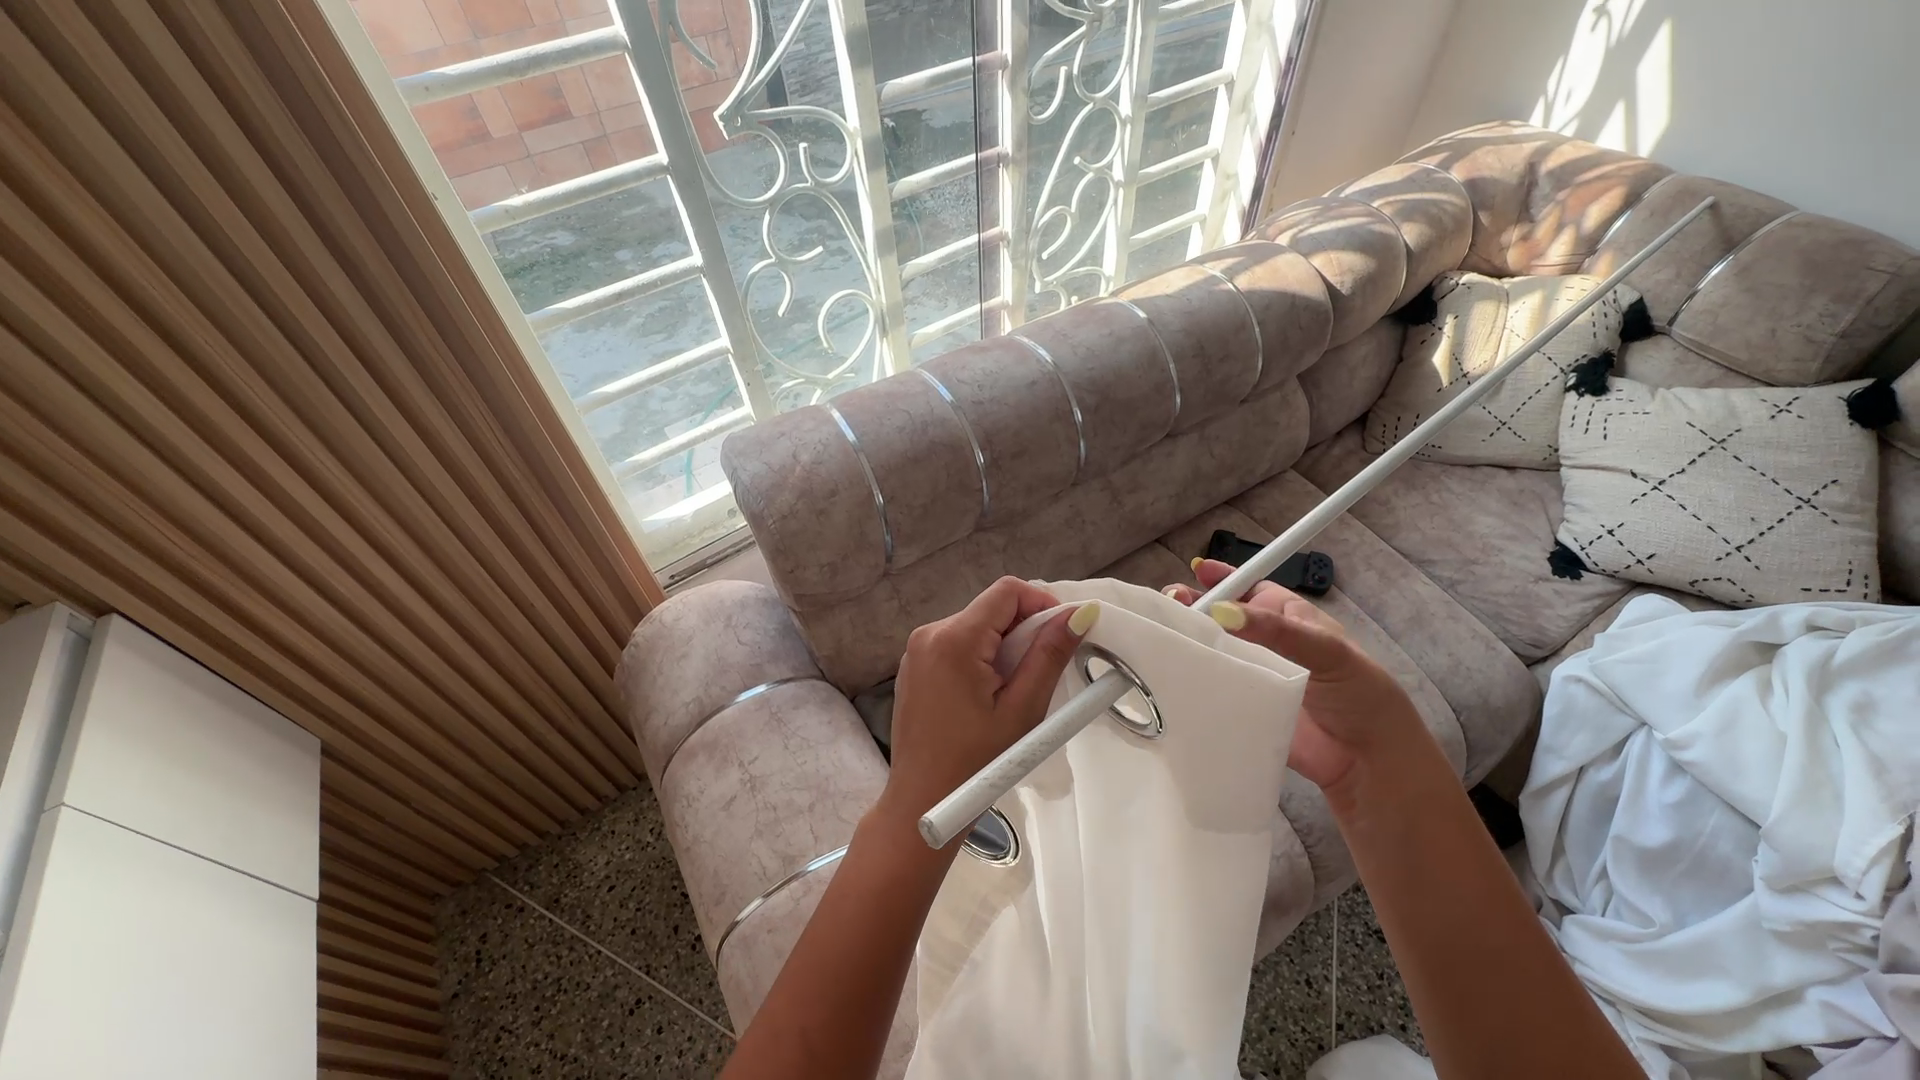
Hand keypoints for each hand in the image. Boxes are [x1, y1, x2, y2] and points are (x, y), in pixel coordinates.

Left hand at [876, 577, 1095, 846]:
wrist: (922, 802)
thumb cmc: (976, 763)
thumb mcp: (1023, 708)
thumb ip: (1050, 654)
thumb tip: (1079, 613)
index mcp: (955, 638)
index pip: (1007, 591)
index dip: (1042, 604)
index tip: (1062, 637)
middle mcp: (930, 632)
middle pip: (991, 608)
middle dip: (1023, 631)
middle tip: (1039, 674)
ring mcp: (917, 649)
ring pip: (976, 626)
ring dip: (1004, 647)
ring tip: (1013, 691)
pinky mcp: (914, 666)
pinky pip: (957, 644)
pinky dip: (981, 658)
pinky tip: (988, 697)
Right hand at [1164, 559, 1427, 798]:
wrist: (1366, 760)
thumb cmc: (1358, 693)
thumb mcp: (1326, 650)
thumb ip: (1276, 629)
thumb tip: (1223, 611)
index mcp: (1289, 620)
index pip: (1250, 590)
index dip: (1223, 579)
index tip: (1197, 570)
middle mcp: (1267, 644)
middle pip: (1222, 619)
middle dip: (1194, 608)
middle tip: (1168, 606)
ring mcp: (1252, 676)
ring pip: (1212, 652)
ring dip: (1187, 642)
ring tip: (1161, 637)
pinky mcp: (1242, 707)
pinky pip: (1210, 688)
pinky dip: (1189, 680)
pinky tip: (1167, 675)